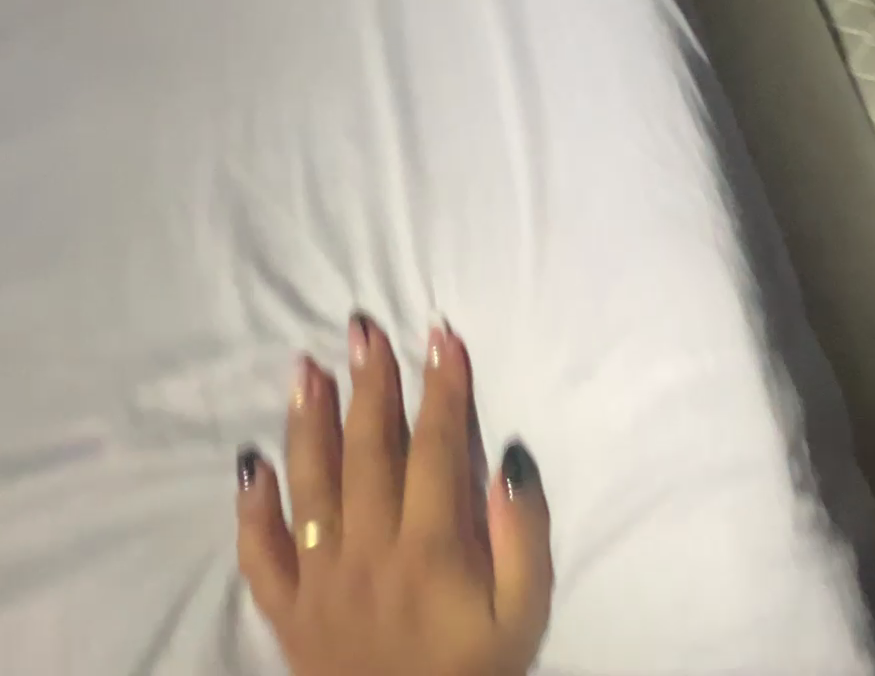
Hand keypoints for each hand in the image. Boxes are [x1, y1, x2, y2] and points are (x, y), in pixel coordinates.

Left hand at [236, 316, 552, 675]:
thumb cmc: (481, 662)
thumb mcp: (527, 604)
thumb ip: (522, 532)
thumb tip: (510, 461)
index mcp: (430, 545)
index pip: (437, 446)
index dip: (443, 387)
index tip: (442, 336)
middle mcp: (367, 551)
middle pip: (368, 451)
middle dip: (371, 384)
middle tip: (364, 329)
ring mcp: (320, 579)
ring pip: (310, 487)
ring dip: (310, 422)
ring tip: (307, 368)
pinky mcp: (290, 608)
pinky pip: (260, 553)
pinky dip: (252, 507)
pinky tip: (251, 464)